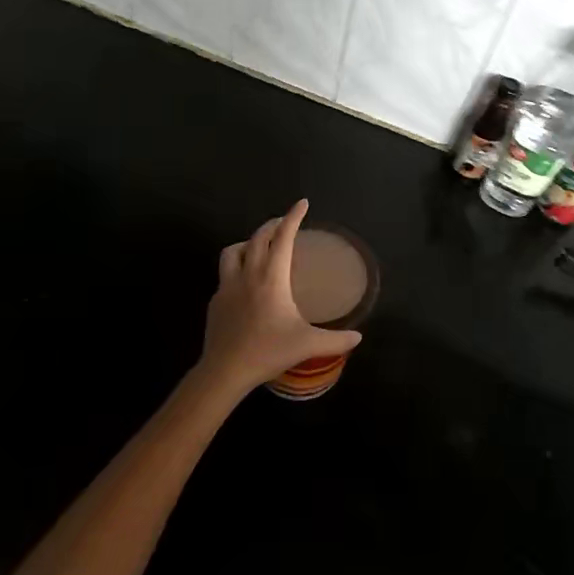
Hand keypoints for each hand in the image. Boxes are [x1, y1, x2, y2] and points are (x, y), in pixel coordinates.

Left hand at [198, 199, 361, 391]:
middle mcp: (247, 275)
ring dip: (248, 243)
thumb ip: (335, 340)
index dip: (293, 217)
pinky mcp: (215, 301)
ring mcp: (226, 287)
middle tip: (285, 223)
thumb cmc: (267, 352)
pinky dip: (236, 268)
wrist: (224, 371)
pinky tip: (244, 284)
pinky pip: (225, 274)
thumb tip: (358, 337)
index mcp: (271, 278)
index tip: (302, 203)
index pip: (282, 238)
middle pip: (257, 238)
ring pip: (233, 251)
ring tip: (259, 248)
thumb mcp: (307, 345)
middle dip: (272, 225)